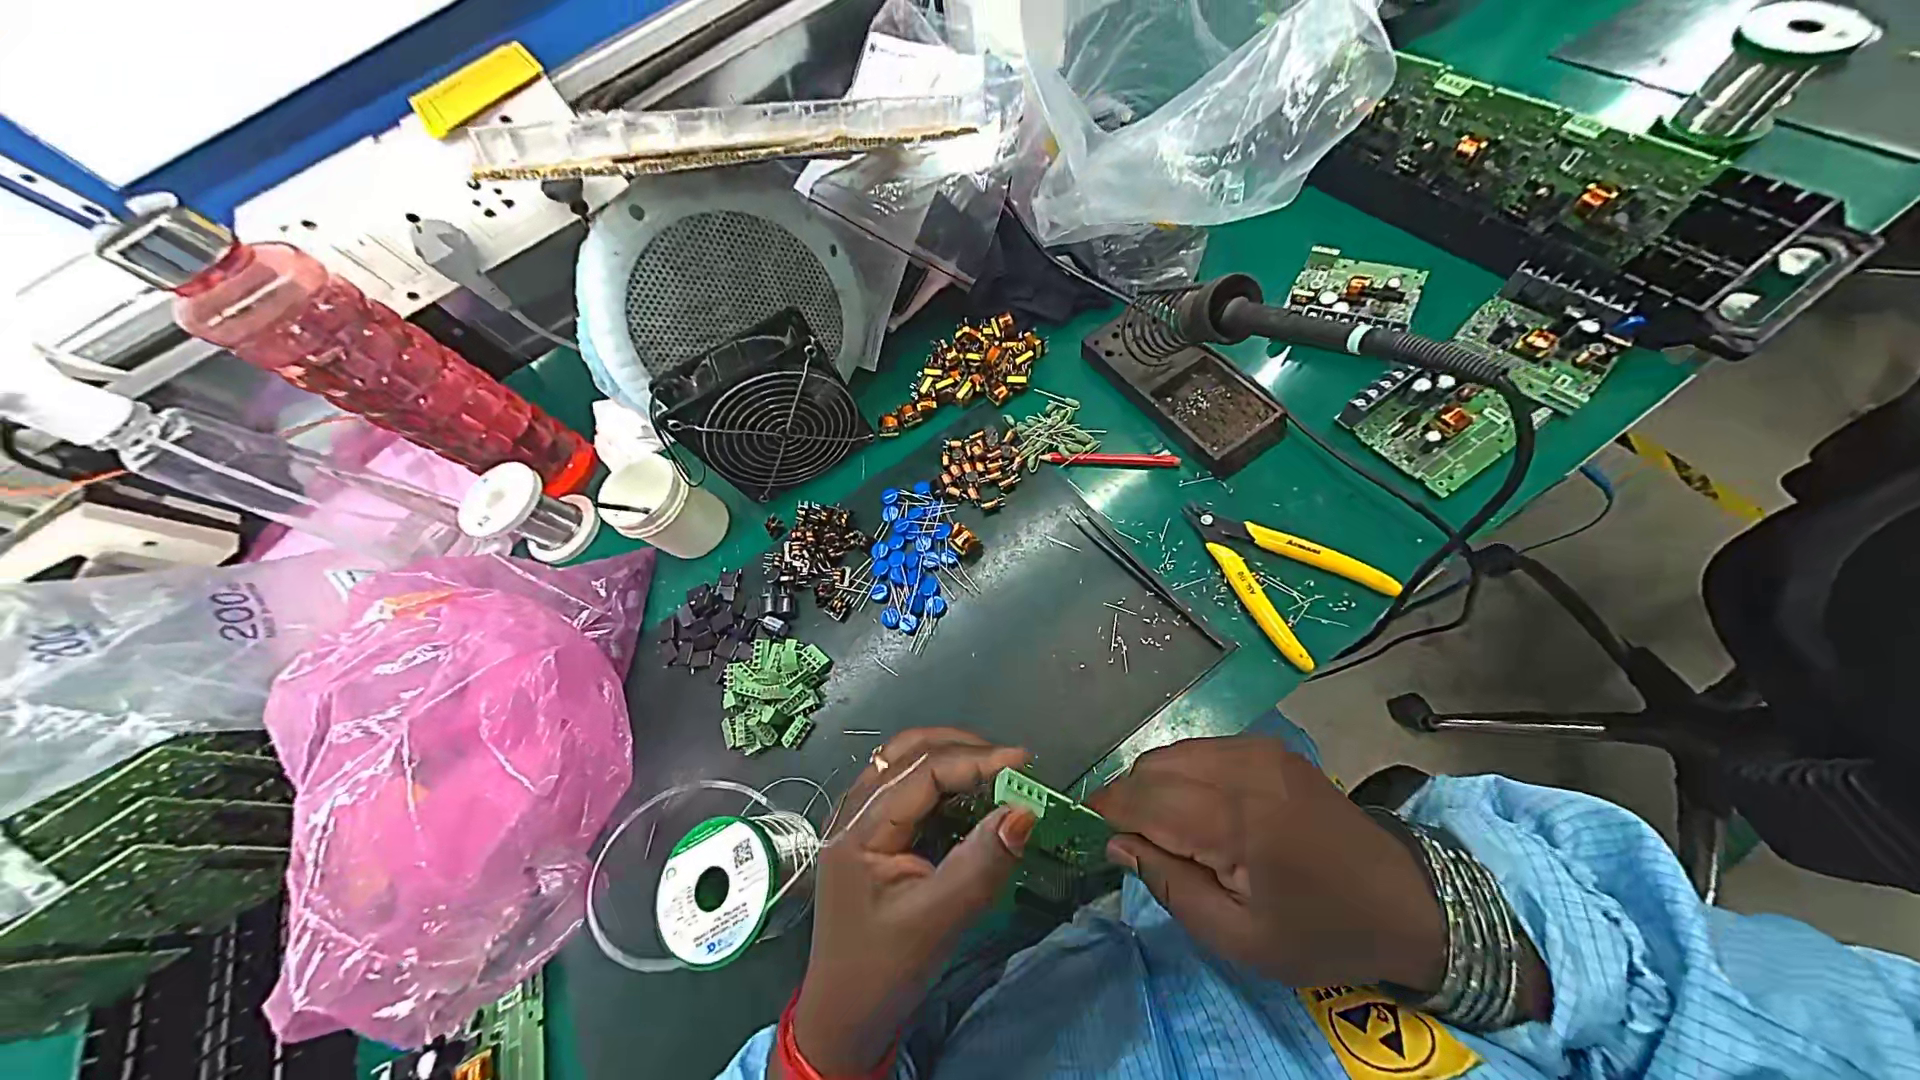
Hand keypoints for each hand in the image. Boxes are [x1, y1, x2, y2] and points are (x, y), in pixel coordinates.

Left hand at [787, 728, 1035, 1075]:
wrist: (844, 1017)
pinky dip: (943, 779)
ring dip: (952, 756)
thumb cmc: (882, 972)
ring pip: (906, 761)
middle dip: (964, 749)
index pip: (922, 771)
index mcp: (858, 829)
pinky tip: (970, 793)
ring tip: (995, 771)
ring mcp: (858, 817)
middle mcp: (852, 811)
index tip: (1021, 763)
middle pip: (909, 752)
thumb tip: (1024, 814)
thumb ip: (981, 865)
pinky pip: (908, 785)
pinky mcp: (872, 830)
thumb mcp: (936, 921)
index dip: (975, 760)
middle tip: (1011, 764)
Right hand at [1089, 735, 1445, 990]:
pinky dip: (1181, 774)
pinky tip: (1198, 807)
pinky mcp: (1265, 745)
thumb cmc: (1320, 932)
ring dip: (1153, 785)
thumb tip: (1116, 844)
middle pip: (1150, 768)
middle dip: (1128, 801)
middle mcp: (1240, 768)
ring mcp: (1255, 749)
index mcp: (1235, 821)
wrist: (1405, 899)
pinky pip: (1198, 749)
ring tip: (1167, 828)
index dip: (1107, 813)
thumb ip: (1168, 885)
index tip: (1088, 832)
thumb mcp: (1238, 938)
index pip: (1142, 799)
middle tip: (1134, 843)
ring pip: (1170, 752)